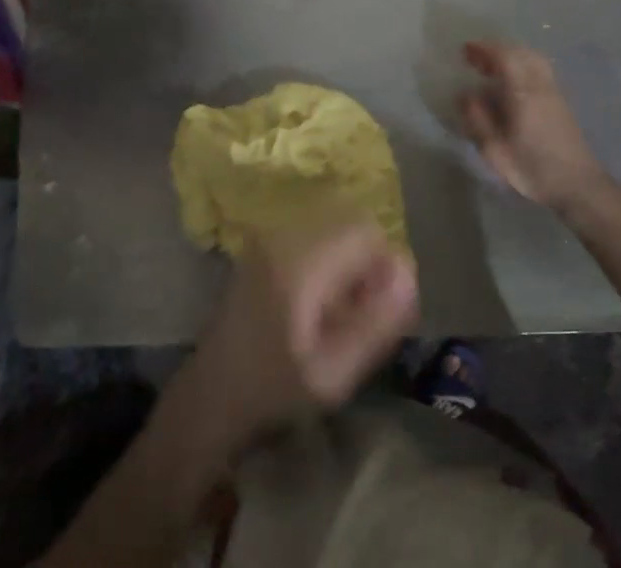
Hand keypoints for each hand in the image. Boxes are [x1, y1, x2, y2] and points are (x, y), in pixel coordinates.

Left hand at [184, 222, 417, 449]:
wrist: (211, 394)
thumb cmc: (273, 389)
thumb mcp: (334, 372)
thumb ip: (376, 323)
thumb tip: (409, 276)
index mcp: (299, 263)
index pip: (365, 231)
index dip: (387, 265)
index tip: (385, 309)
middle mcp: (281, 239)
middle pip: (349, 226)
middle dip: (369, 264)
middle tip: (365, 315)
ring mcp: (266, 242)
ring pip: (332, 232)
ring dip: (349, 266)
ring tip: (342, 315)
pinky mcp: (259, 252)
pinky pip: (311, 242)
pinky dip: (327, 266)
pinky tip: (318, 309)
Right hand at [458, 40, 610, 213]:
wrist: (578, 185)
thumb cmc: (533, 168)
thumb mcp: (494, 149)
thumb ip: (477, 118)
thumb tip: (465, 95)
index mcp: (524, 93)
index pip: (504, 56)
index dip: (483, 49)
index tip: (464, 50)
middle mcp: (541, 85)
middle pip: (520, 52)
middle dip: (496, 50)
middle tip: (474, 58)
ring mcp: (554, 92)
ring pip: (533, 60)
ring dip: (510, 56)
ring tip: (490, 69)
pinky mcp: (561, 103)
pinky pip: (539, 70)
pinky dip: (521, 66)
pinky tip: (511, 83)